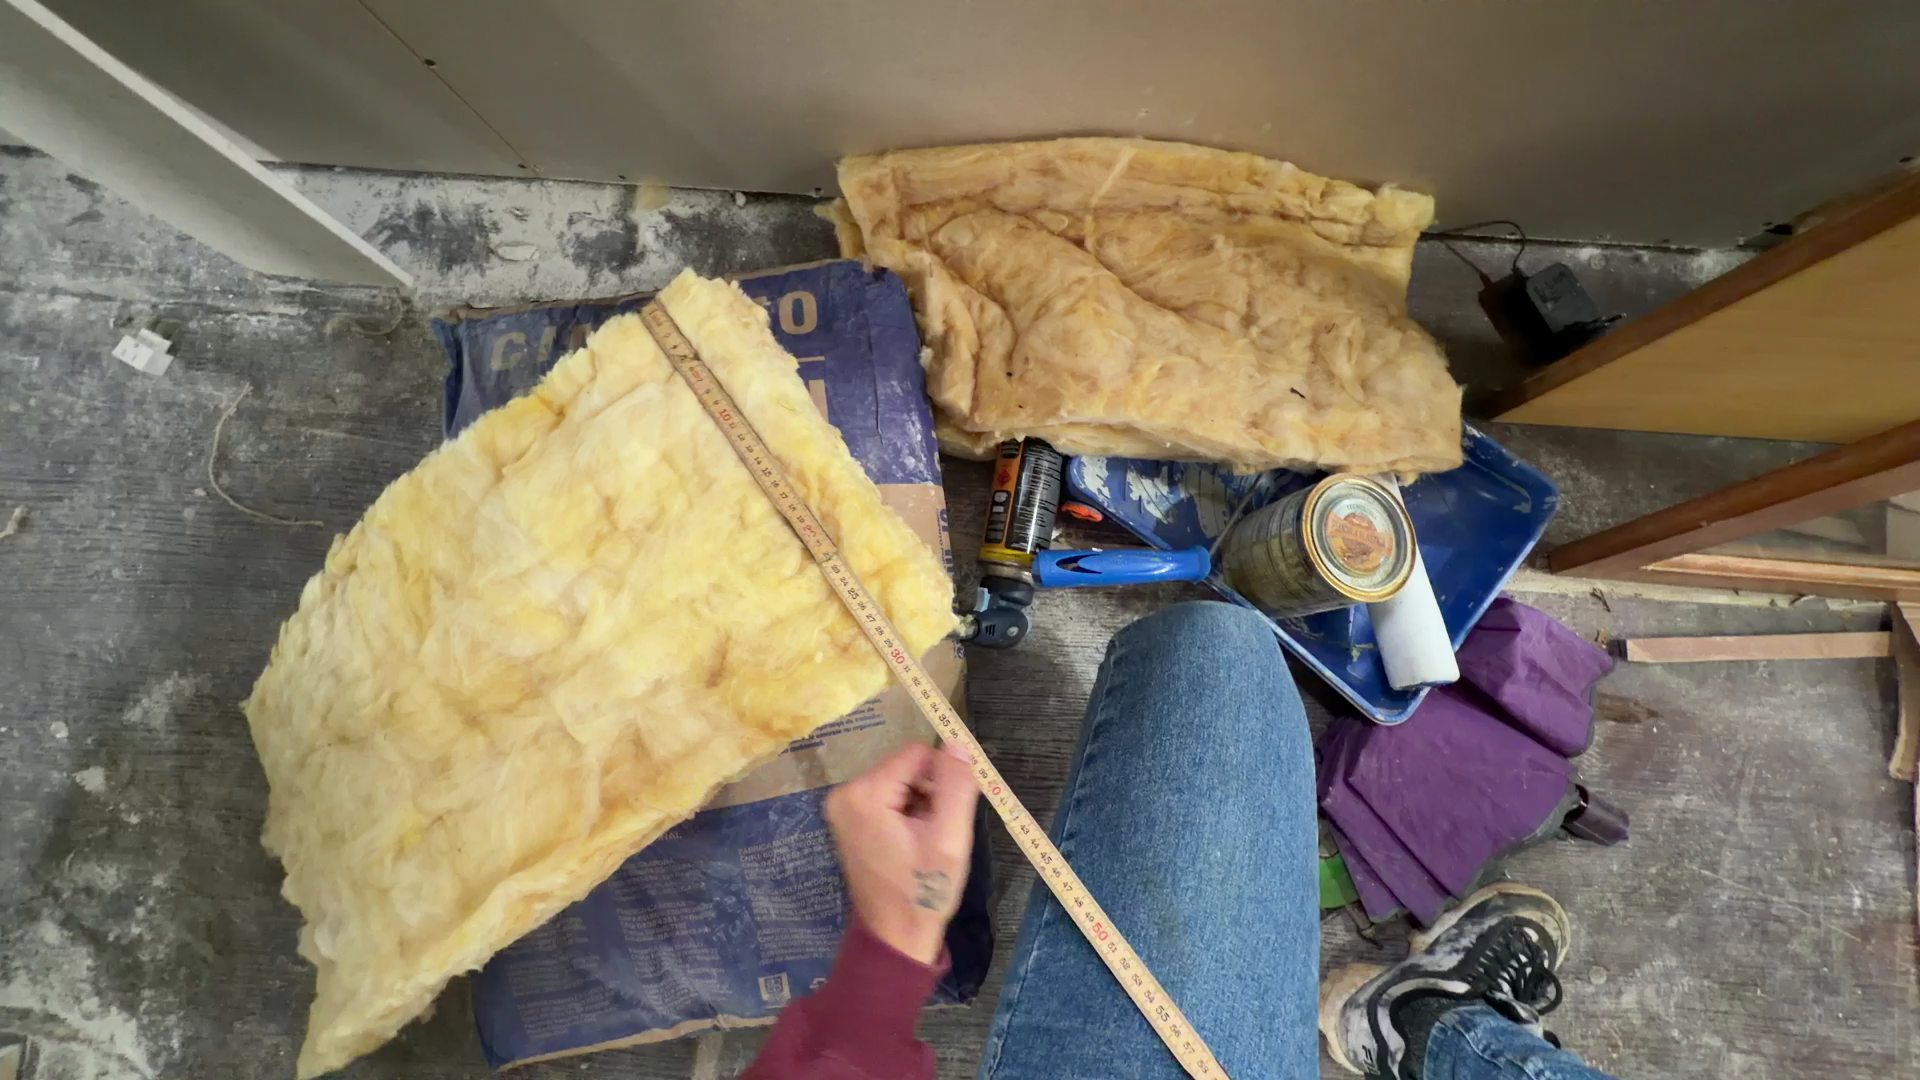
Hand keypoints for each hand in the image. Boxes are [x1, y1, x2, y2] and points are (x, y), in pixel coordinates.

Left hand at [824, 741, 978, 964]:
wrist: (895, 938)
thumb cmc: (923, 892)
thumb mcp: (950, 839)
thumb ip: (956, 786)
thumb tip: (958, 743)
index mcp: (865, 793)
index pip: (918, 753)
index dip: (942, 778)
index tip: (946, 814)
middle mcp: (845, 792)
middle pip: (907, 765)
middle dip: (929, 791)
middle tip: (935, 831)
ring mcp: (843, 805)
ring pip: (901, 778)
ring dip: (920, 801)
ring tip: (923, 839)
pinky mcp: (848, 817)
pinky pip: (888, 793)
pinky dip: (906, 810)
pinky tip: (911, 840)